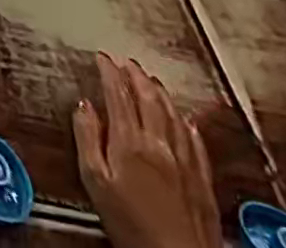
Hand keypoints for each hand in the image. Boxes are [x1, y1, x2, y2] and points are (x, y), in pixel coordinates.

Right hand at [73, 53, 220, 247]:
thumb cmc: (132, 227)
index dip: (109, 72)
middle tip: (126, 61)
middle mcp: (159, 144)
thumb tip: (83, 106)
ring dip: (160, 92)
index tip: (102, 58)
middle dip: (136, 76)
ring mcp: (185, 161)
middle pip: (148, 99)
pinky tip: (185, 119)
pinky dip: (186, 123)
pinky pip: (194, 141)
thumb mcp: (95, 182)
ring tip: (150, 79)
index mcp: (130, 142)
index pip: (119, 95)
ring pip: (173, 115)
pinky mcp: (202, 180)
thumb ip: (87, 139)